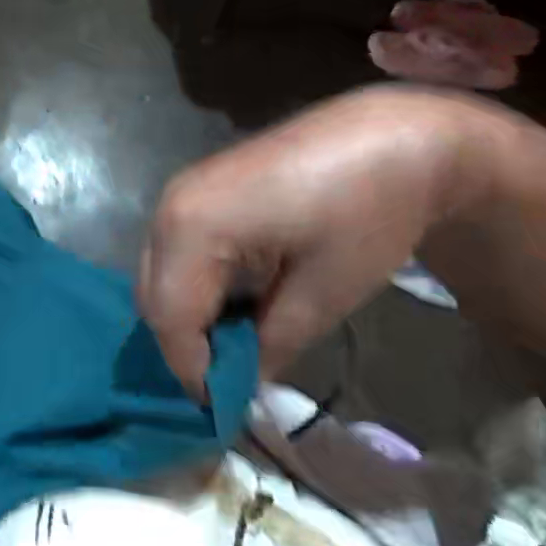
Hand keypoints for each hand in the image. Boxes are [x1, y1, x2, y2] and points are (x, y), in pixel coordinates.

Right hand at [137, 87, 498, 399]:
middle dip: (184, 345)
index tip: (226, 411)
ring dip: (187, 317)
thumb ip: (273, 344)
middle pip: (152, 297)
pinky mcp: (192, 194)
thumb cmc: (367, 212)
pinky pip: (172, 255)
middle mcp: (166, 210)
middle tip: (232, 381)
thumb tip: (244, 386)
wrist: (393, 134)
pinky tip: (234, 303)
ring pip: (156, 276)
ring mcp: (176, 197)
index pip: (169, 318)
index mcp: (190, 228)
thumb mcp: (326, 292)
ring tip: (236, 345)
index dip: (193, 370)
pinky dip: (193, 288)